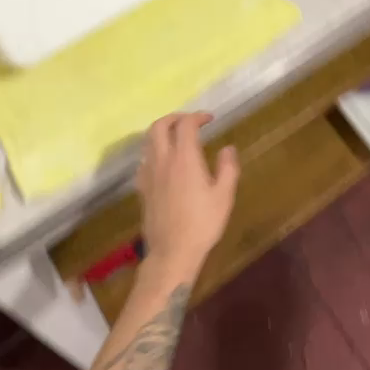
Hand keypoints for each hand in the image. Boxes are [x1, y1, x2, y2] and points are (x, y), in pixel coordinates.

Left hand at [135, 113, 239, 281]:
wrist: (172, 252)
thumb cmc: (202, 224)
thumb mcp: (224, 196)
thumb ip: (227, 168)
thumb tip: (227, 148)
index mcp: (184, 158)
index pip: (186, 125)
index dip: (197, 116)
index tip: (209, 119)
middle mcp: (163, 160)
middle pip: (159, 125)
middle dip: (174, 117)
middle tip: (189, 122)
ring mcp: (148, 174)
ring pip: (147, 141)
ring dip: (161, 132)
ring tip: (175, 138)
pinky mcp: (142, 188)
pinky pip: (144, 160)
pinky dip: (153, 152)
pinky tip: (163, 163)